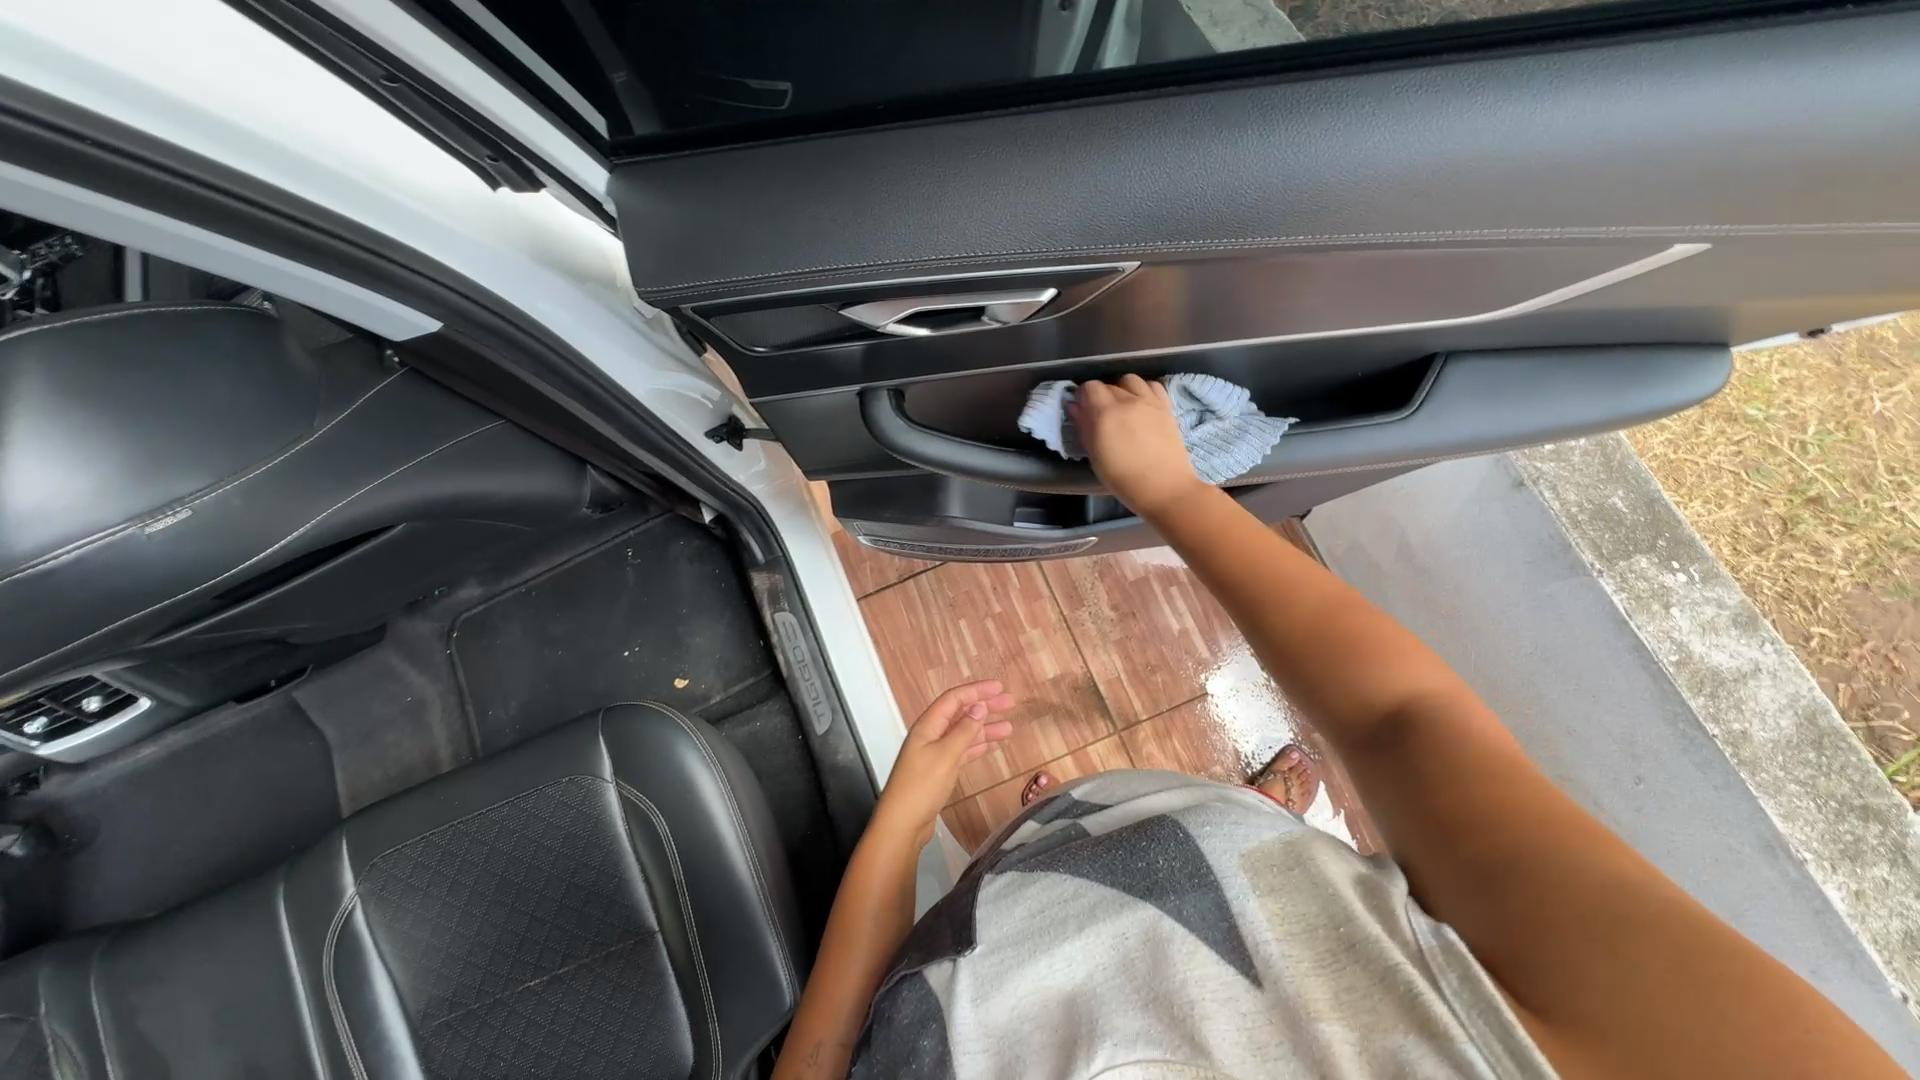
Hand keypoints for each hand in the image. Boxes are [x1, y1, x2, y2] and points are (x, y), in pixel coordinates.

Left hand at [872, 681, 1015, 846]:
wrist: (902, 824)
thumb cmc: (922, 787)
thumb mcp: (946, 756)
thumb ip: (964, 731)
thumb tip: (979, 706)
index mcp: (928, 726)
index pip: (954, 699)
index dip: (977, 690)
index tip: (1000, 688)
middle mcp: (930, 735)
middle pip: (960, 713)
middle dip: (984, 706)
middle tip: (1010, 703)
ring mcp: (934, 753)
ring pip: (963, 733)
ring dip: (985, 729)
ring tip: (1009, 727)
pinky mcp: (939, 770)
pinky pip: (962, 751)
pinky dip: (977, 746)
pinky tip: (993, 746)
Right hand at [1071, 375, 1208, 516]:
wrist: (1164, 488)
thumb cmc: (1123, 479)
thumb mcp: (1095, 457)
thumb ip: (1084, 428)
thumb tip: (1076, 407)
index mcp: (1105, 413)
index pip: (1089, 388)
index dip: (1083, 397)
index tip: (1083, 411)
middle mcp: (1127, 401)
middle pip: (1108, 385)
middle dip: (1101, 396)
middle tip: (1101, 416)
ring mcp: (1149, 402)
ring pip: (1130, 380)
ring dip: (1122, 389)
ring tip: (1122, 406)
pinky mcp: (1166, 407)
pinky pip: (1153, 385)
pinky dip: (1144, 390)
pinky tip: (1142, 404)